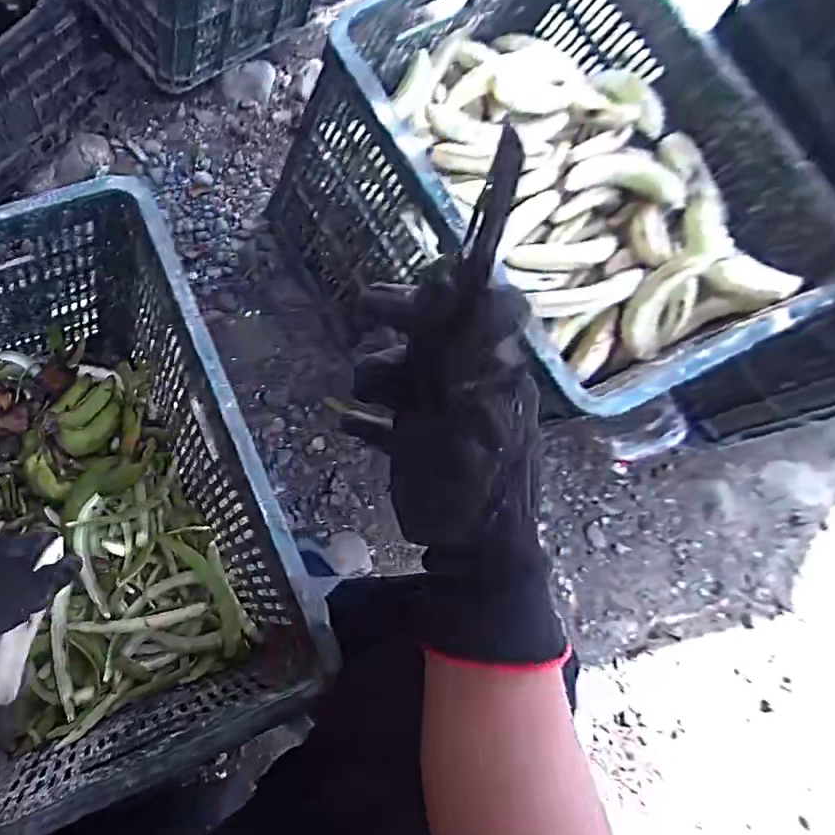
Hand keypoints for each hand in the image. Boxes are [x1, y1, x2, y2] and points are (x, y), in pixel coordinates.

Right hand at [342, 276, 566, 667]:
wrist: (475, 549)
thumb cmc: (480, 481)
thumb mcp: (479, 410)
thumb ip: (470, 350)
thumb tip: (472, 285)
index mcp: (489, 373)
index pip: (466, 314)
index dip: (430, 295)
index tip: (389, 290)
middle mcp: (463, 386)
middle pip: (424, 339)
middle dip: (393, 328)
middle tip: (364, 310)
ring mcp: (436, 416)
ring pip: (396, 376)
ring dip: (372, 375)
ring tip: (361, 391)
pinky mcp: (413, 445)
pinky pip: (380, 421)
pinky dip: (362, 420)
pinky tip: (344, 423)